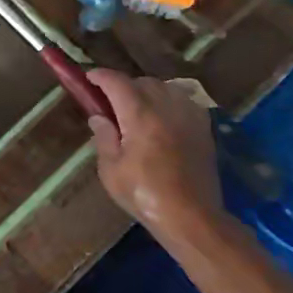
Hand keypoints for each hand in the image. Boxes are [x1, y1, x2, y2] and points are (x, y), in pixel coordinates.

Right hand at [86, 69, 227, 243]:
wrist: (190, 215)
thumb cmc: (143, 194)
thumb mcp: (111, 169)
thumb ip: (104, 137)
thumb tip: (99, 116)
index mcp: (140, 116)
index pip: (117, 82)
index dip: (100, 76)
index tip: (88, 78)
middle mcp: (167, 107)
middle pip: (142, 82)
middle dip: (123, 86)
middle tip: (109, 104)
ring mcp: (189, 115)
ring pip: (165, 87)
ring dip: (147, 92)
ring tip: (135, 110)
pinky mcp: (203, 127)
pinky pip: (183, 101)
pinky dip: (168, 101)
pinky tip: (161, 119)